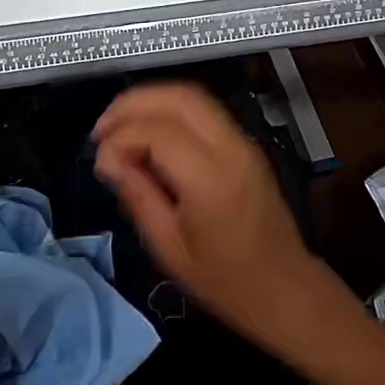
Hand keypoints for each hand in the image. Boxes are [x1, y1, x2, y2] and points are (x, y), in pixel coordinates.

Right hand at [93, 83, 317, 336]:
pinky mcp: (246, 144)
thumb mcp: (169, 247)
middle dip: (134, 103)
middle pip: (178, 98)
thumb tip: (106, 158)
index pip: (158, 132)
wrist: (285, 288)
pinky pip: (204, 110)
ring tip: (120, 124)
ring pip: (193, 96)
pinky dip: (171, 110)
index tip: (99, 157)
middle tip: (103, 127)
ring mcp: (243, 142)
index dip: (121, 136)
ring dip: (152, 101)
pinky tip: (150, 131)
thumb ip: (137, 195)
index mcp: (210, 179)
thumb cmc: (224, 280)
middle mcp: (230, 148)